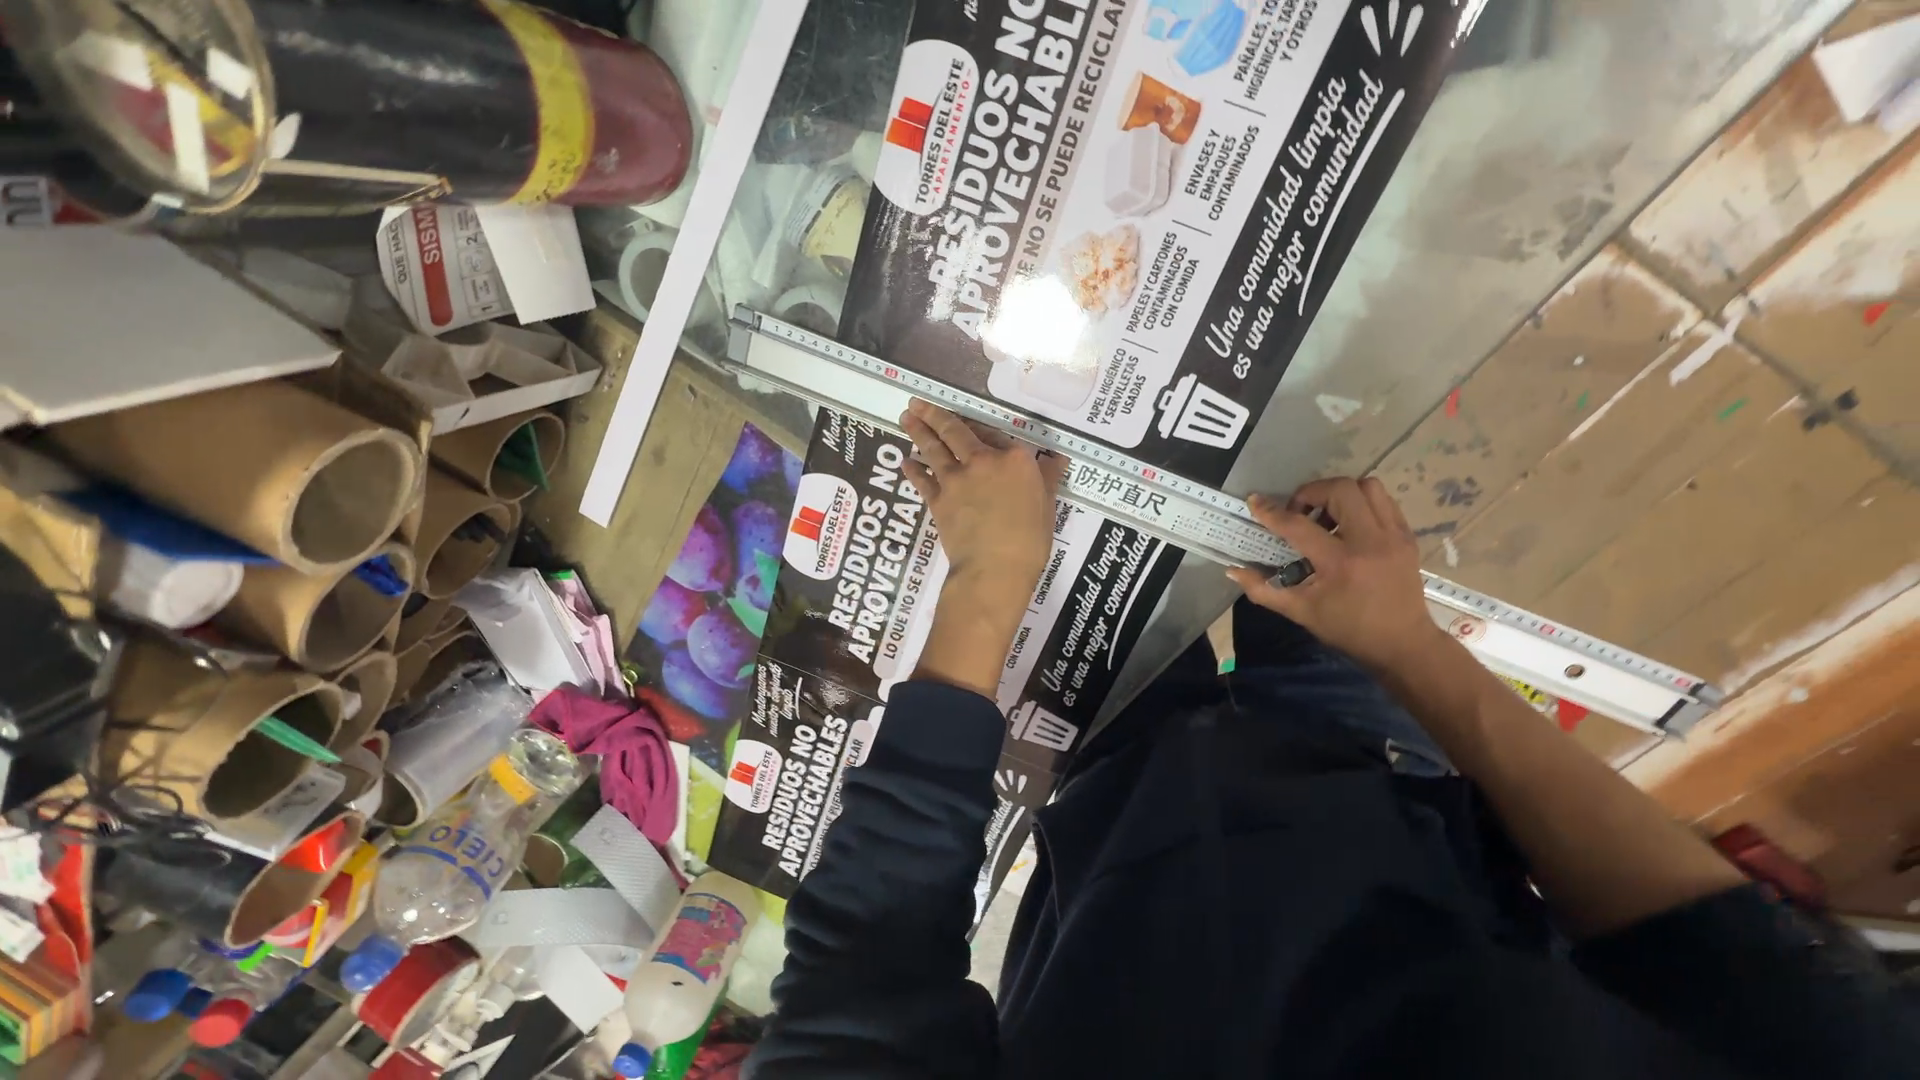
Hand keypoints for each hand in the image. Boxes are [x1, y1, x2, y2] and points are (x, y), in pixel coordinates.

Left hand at [901, 400, 1066, 696]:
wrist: (994, 569)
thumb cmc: (1030, 541)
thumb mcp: (1048, 506)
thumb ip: (1048, 478)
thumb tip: (1056, 458)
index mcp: (1014, 459)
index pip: (996, 434)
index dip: (984, 429)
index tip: (971, 420)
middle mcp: (982, 461)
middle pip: (955, 431)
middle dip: (935, 414)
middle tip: (917, 402)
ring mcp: (956, 480)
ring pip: (933, 448)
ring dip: (918, 431)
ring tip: (907, 416)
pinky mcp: (938, 500)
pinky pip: (922, 480)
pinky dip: (913, 470)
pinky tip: (905, 461)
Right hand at [1225, 477, 1444, 674]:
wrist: (1403, 644)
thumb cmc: (1348, 629)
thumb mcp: (1300, 613)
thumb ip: (1263, 590)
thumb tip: (1234, 570)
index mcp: (1340, 563)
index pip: (1298, 525)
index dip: (1272, 512)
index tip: (1255, 501)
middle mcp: (1370, 541)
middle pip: (1340, 490)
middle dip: (1311, 493)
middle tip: (1299, 513)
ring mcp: (1394, 536)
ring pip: (1367, 487)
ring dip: (1339, 494)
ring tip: (1326, 517)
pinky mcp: (1407, 536)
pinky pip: (1383, 501)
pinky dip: (1361, 504)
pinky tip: (1349, 525)